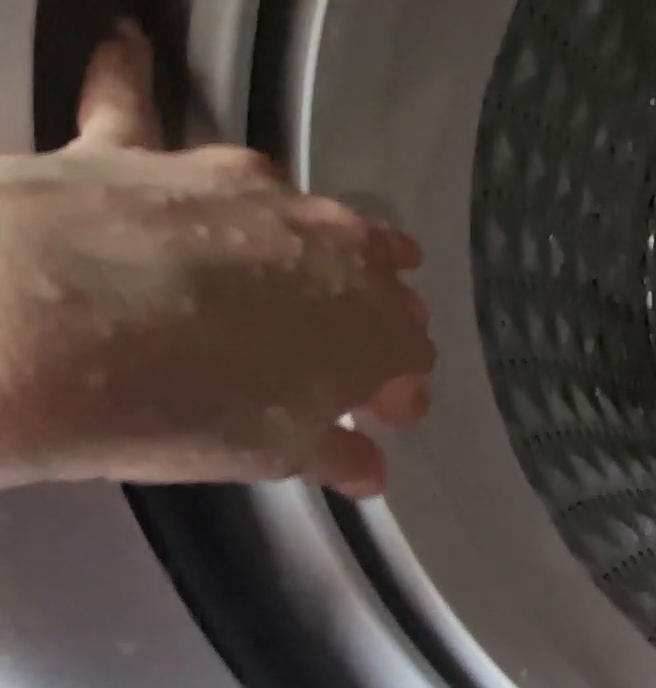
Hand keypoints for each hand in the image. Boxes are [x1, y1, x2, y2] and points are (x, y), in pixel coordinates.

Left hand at [0, 21, 434, 496]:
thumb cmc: (186, 406)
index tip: (375, 417)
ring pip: (304, 204)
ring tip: (296, 256)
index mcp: (381, 324)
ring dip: (313, 232)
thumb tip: (365, 468)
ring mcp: (244, 192)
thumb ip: (337, 454)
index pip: (413, 356)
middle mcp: (337, 248)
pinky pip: (133, 104)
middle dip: (374, 309)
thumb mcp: (278, 454)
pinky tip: (128, 46)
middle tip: (340, 348)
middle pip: (381, 274)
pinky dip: (131, 81)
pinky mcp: (139, 154)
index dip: (396, 390)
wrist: (23, 333)